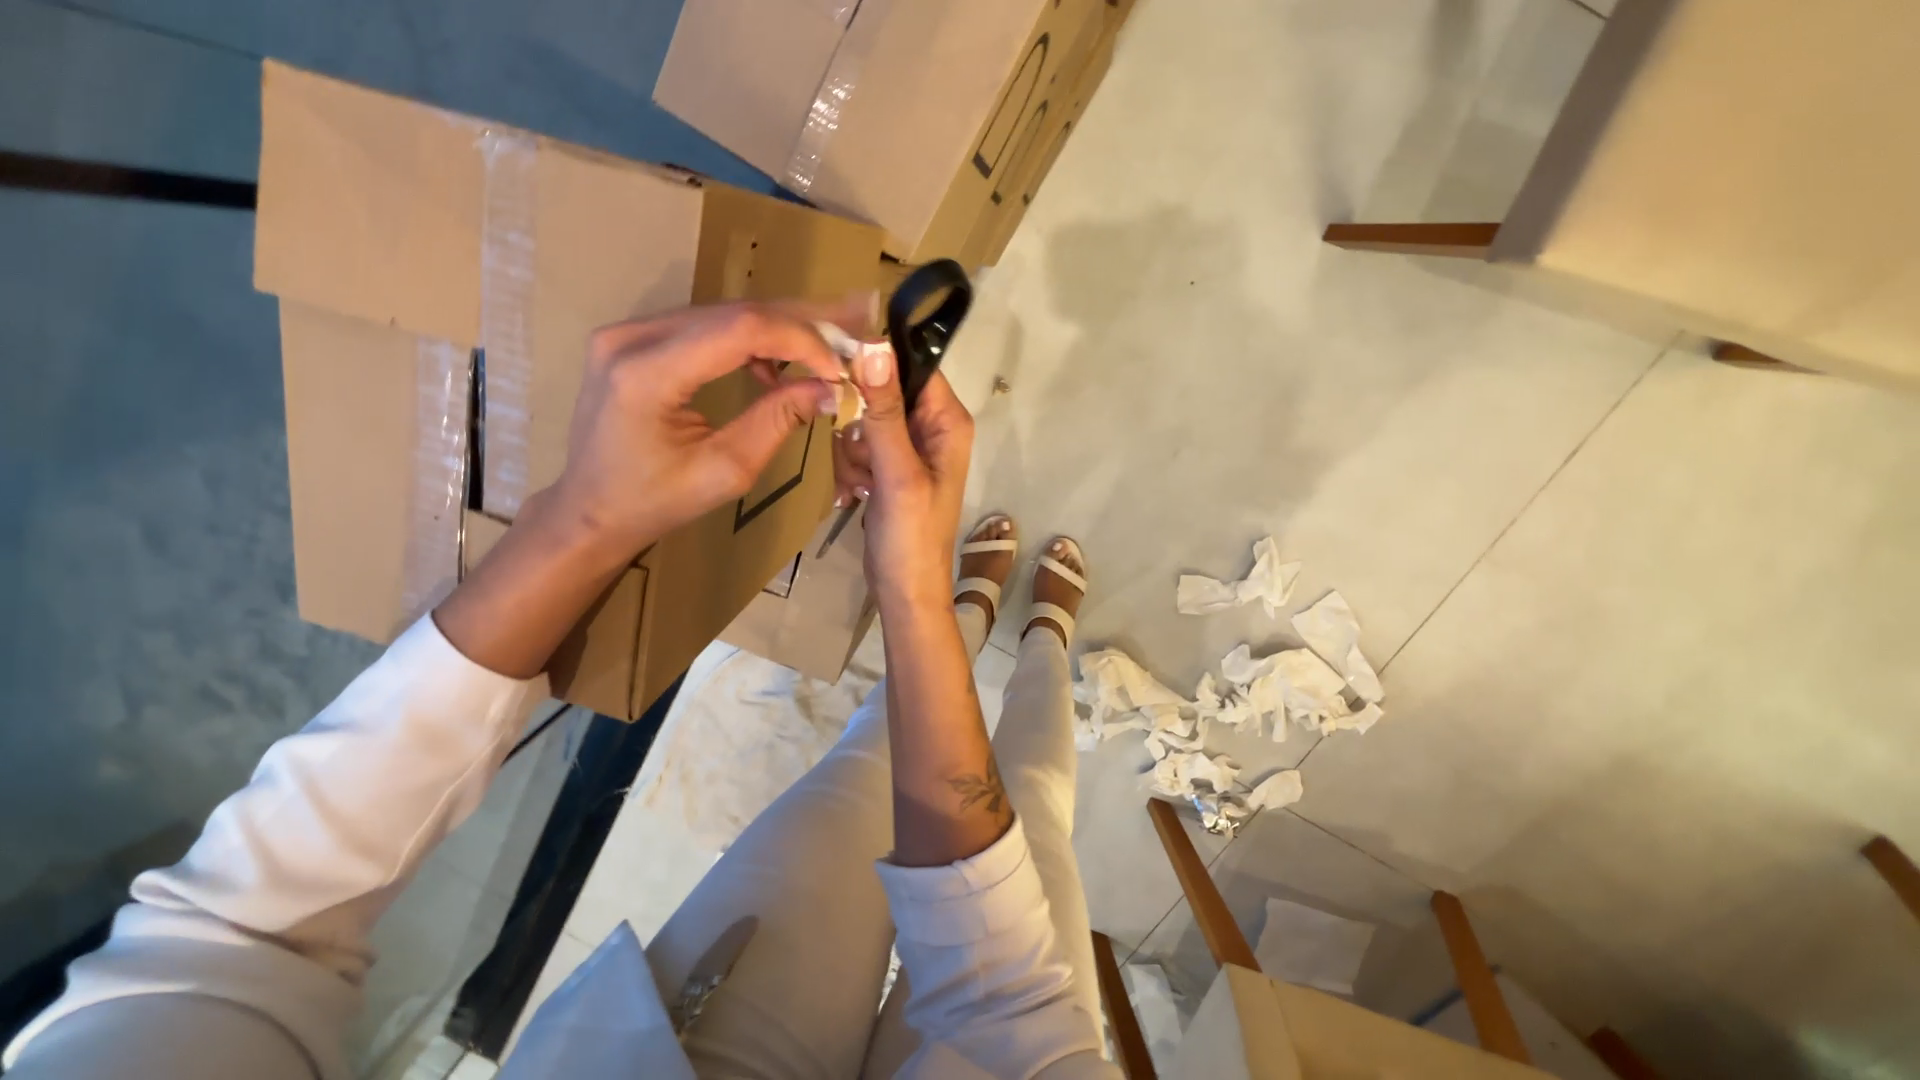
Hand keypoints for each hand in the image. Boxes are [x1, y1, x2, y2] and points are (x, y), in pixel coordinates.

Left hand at [547, 300, 865, 564]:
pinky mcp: (635, 337)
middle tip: (857, 318)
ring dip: (781, 326)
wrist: (591, 508)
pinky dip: (750, 337)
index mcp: (647, 374)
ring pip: (724, 313)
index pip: (739, 329)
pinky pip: (706, 325)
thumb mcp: (725, 471)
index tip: (840, 365)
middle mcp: (632, 337)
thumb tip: (831, 388)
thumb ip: (777, 421)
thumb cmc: (656, 502)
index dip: (800, 339)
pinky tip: (779, 362)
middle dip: (801, 321)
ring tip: (833, 337)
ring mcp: (629, 331)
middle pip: (734, 312)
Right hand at [835, 344, 974, 609]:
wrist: (903, 591)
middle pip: (881, 391)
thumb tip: (874, 348)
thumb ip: (885, 412)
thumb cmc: (910, 537)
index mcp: (948, 421)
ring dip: (852, 452)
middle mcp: (932, 427)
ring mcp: (909, 447)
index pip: (914, 365)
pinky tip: (857, 494)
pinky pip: (858, 446)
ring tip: (862, 484)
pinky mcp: (889, 466)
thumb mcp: (898, 473)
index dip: (877, 365)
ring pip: (863, 420)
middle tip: (861, 456)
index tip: (843, 378)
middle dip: (860, 423)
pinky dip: (851, 468)